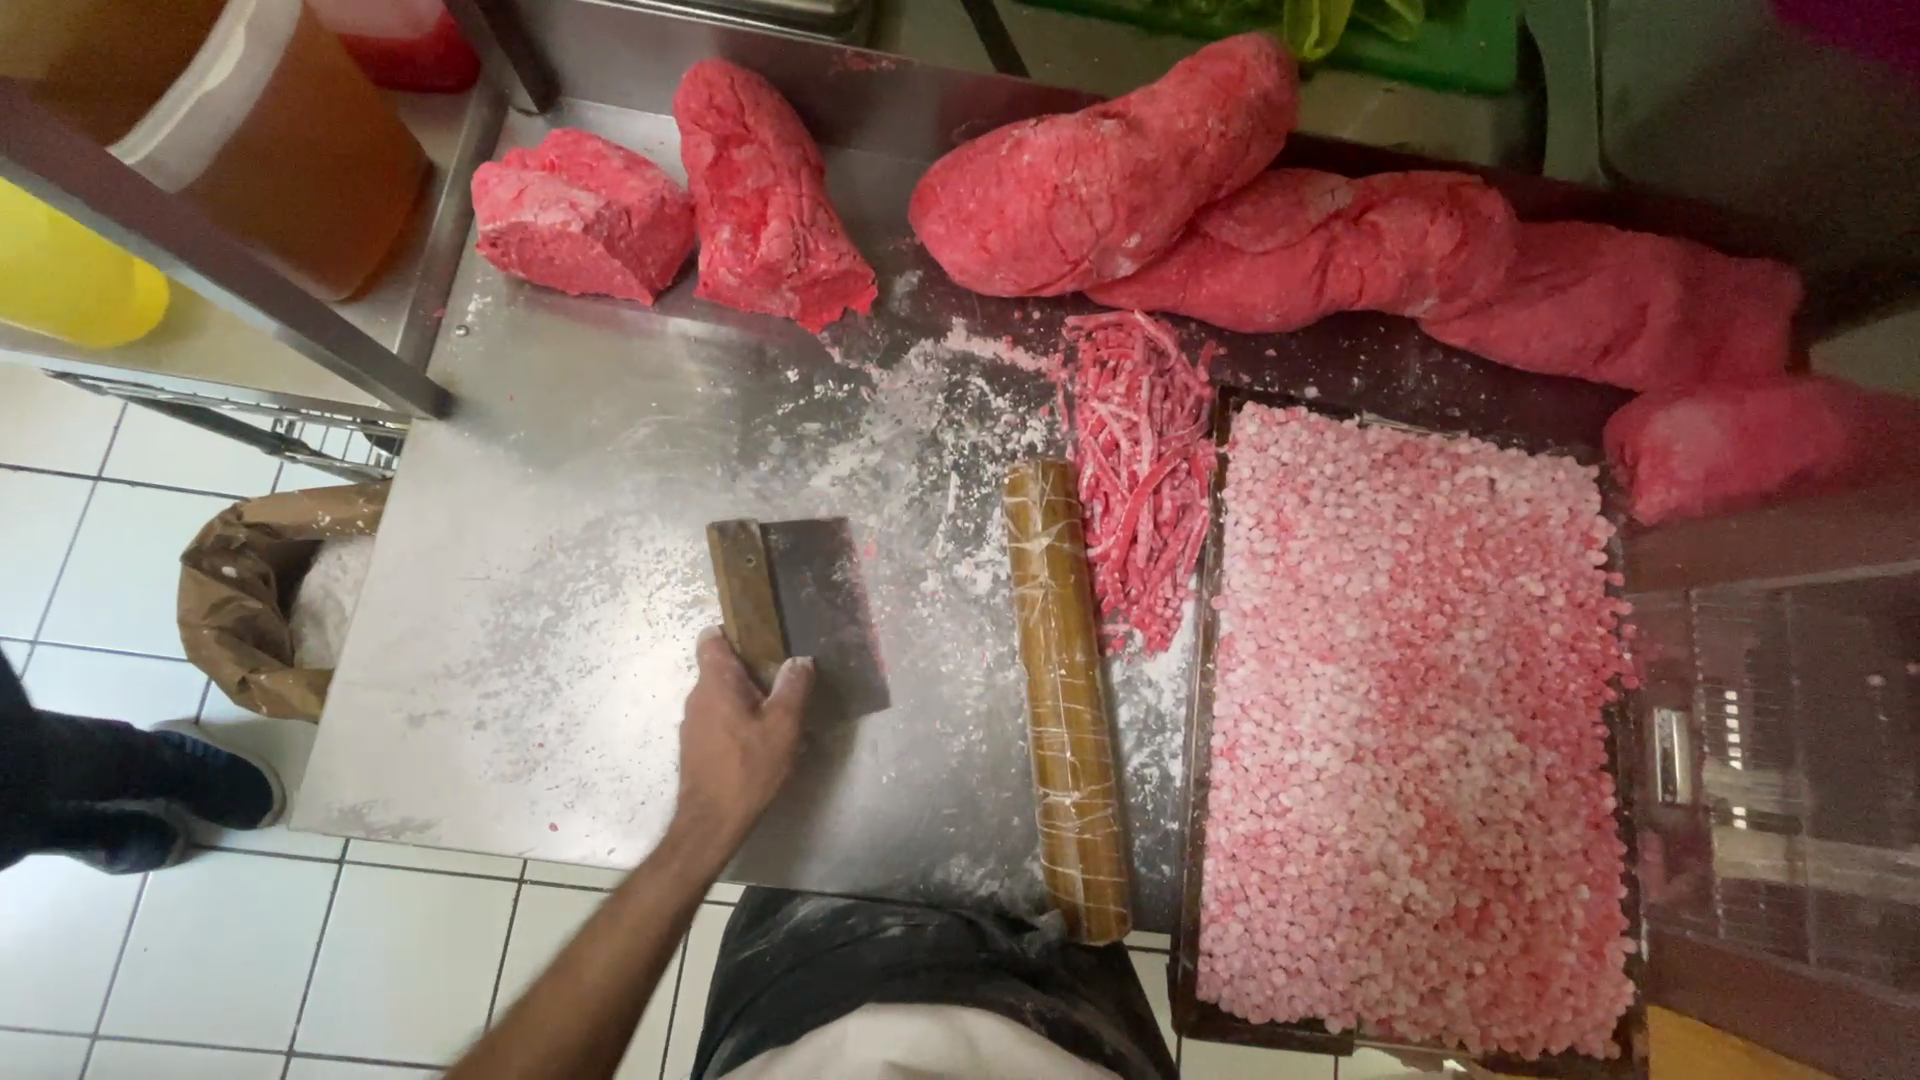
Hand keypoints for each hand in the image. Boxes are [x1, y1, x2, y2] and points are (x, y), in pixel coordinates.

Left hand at [673, 628, 813, 850]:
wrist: (712, 823)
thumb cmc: (749, 768)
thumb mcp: (784, 725)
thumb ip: (794, 687)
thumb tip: (799, 660)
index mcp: (715, 683)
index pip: (712, 639)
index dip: (733, 632)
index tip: (761, 638)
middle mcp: (698, 697)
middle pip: (721, 668)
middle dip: (751, 669)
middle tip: (785, 679)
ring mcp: (693, 723)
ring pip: (722, 696)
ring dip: (747, 698)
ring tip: (778, 714)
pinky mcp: (695, 746)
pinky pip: (719, 719)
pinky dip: (738, 720)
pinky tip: (762, 741)